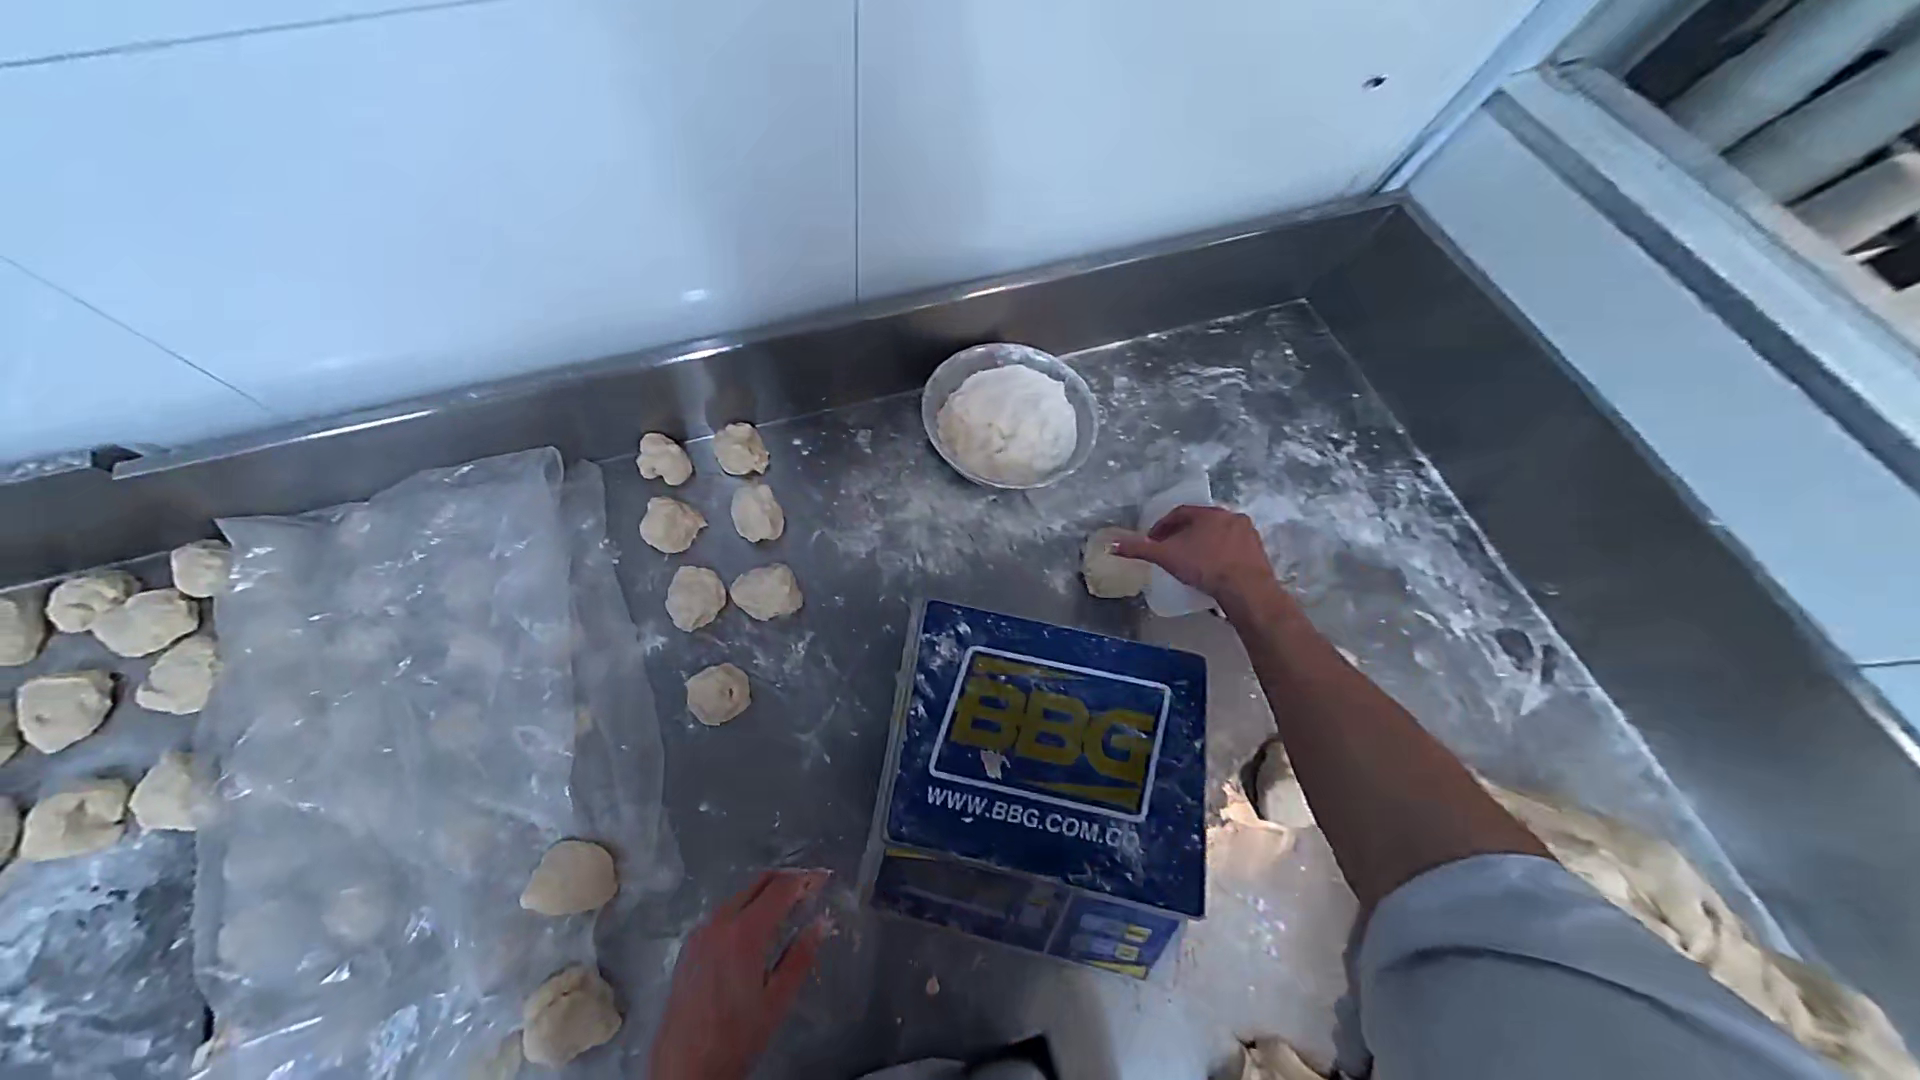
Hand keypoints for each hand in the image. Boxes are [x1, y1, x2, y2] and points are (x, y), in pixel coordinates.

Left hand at [649, 869, 830, 1079]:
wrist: (682, 1074)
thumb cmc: (736, 1039)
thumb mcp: (777, 1001)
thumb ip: (801, 956)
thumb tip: (821, 922)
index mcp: (744, 932)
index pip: (781, 888)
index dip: (806, 879)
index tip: (824, 879)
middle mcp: (719, 922)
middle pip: (758, 883)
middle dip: (786, 880)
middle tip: (809, 889)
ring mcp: (700, 933)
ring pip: (739, 895)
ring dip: (764, 893)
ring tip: (786, 908)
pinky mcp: (688, 947)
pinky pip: (722, 913)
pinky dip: (744, 908)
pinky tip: (754, 929)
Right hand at [1113, 505, 1283, 609]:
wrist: (1247, 589)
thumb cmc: (1204, 567)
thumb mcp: (1166, 557)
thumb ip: (1139, 549)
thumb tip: (1111, 544)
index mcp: (1207, 513)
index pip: (1179, 513)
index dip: (1162, 525)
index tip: (1153, 540)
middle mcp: (1230, 516)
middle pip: (1199, 521)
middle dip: (1182, 533)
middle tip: (1170, 549)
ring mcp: (1247, 533)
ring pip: (1218, 533)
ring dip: (1203, 542)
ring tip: (1190, 560)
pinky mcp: (1258, 550)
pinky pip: (1232, 547)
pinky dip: (1220, 553)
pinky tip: (1212, 568)